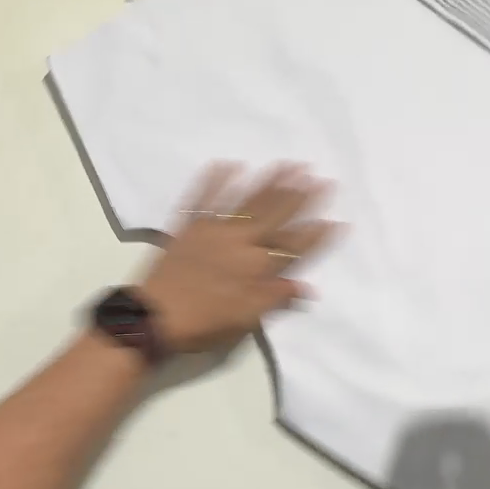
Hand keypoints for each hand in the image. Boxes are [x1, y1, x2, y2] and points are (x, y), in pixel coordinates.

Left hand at [138, 162, 337, 353]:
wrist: (153, 318)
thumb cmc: (202, 324)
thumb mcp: (244, 321)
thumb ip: (274, 299)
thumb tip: (306, 287)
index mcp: (257, 269)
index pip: (294, 247)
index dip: (316, 234)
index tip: (336, 219)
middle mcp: (241, 243)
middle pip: (275, 215)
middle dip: (298, 196)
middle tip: (316, 175)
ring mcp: (214, 231)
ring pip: (247, 201)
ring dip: (268, 182)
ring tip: (287, 164)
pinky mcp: (188, 227)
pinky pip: (203, 198)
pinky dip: (215, 180)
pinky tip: (228, 164)